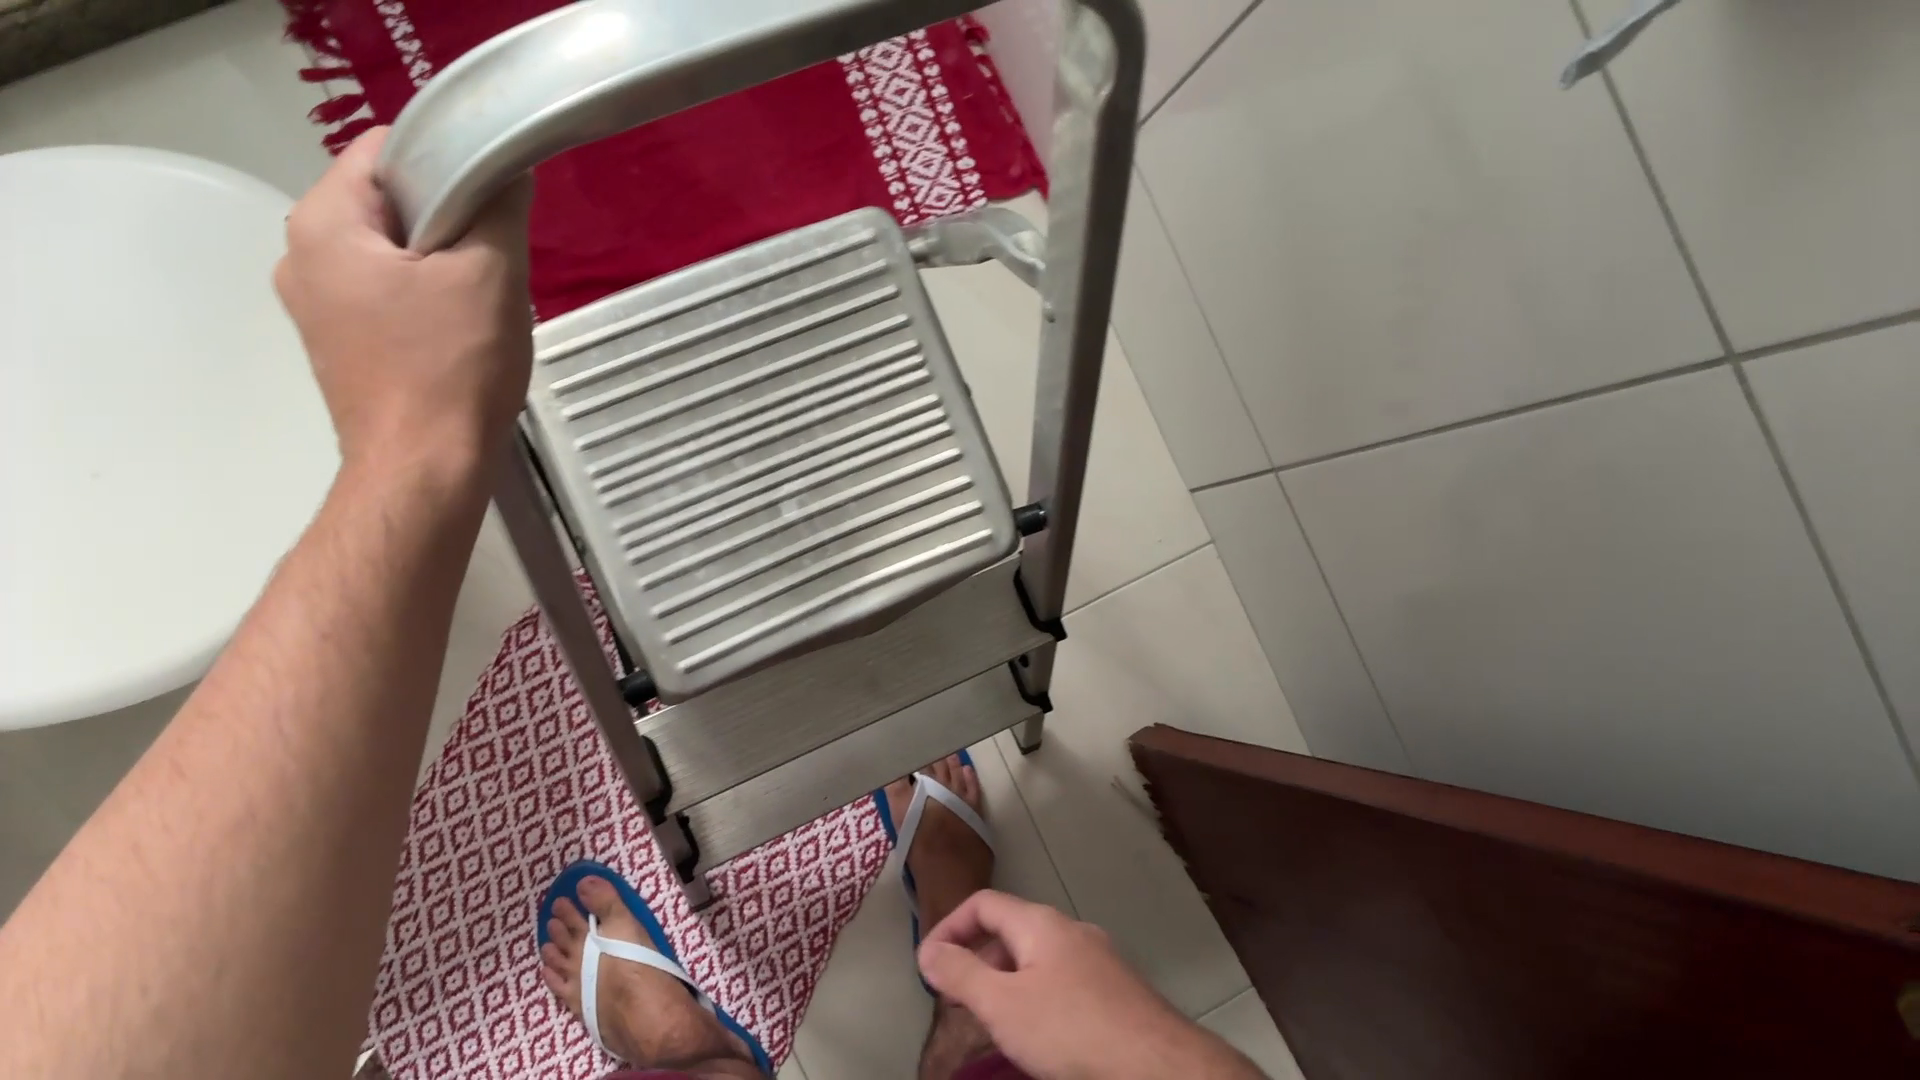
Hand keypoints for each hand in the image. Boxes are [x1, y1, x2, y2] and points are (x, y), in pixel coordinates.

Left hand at [273, 127, 533, 475]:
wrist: (425, 469)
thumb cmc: (453, 368)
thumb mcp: (491, 276)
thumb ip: (499, 210)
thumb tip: (507, 171)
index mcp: (323, 224)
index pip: (387, 150)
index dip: (450, 162)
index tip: (497, 202)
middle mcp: (301, 256)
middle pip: (388, 205)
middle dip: (450, 221)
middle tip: (498, 261)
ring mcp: (316, 307)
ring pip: (391, 254)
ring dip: (443, 265)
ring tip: (484, 303)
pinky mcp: (340, 347)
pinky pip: (386, 296)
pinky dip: (426, 300)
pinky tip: (461, 335)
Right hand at [918, 891, 1265, 1079]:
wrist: (1155, 1064)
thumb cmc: (1069, 1028)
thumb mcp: (1002, 1005)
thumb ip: (960, 975)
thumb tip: (927, 951)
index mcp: (1039, 922)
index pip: (983, 903)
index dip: (950, 927)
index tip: (929, 965)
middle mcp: (1070, 929)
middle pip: (1011, 929)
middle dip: (977, 959)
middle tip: (957, 1000)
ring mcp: (1098, 958)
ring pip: (1038, 959)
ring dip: (1006, 982)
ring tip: (993, 1022)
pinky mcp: (1116, 989)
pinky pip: (1063, 981)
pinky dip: (1036, 996)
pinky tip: (1039, 1035)